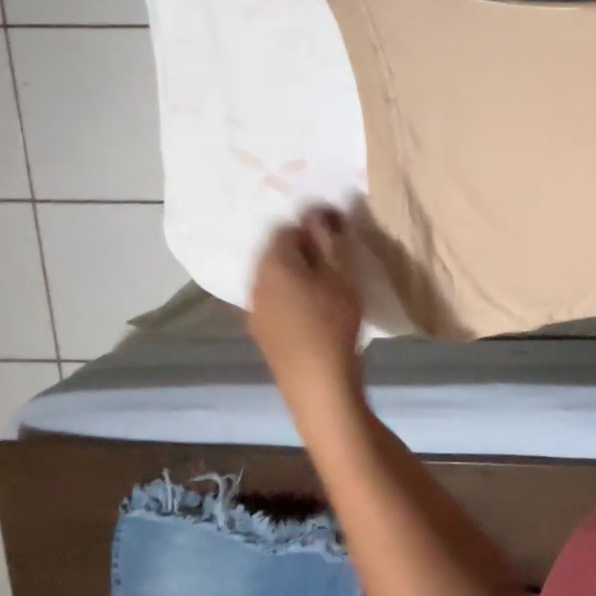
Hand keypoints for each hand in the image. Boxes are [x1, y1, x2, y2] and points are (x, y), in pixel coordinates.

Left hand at [249, 207, 364, 397]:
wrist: (317, 382)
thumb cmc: (333, 321)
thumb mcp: (340, 275)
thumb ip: (327, 241)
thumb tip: (317, 214)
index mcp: (273, 262)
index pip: (287, 227)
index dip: (311, 223)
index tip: (336, 229)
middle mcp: (255, 281)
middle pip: (275, 252)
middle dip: (301, 247)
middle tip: (333, 253)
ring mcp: (254, 308)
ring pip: (273, 277)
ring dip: (295, 272)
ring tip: (325, 280)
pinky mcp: (261, 330)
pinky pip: (274, 298)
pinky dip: (290, 293)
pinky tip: (311, 306)